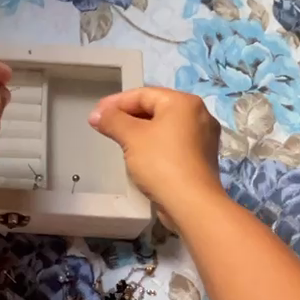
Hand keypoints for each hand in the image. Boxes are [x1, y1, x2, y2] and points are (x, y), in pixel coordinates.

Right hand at [89, 87, 225, 224]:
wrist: (192, 204)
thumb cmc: (161, 163)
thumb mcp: (131, 137)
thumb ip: (112, 120)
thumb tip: (96, 115)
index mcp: (184, 103)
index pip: (143, 94)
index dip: (115, 102)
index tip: (96, 114)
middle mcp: (199, 114)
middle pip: (155, 108)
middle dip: (127, 116)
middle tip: (105, 125)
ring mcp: (203, 137)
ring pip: (164, 126)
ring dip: (140, 130)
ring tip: (119, 139)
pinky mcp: (201, 157)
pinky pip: (172, 142)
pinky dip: (154, 143)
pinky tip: (140, 154)